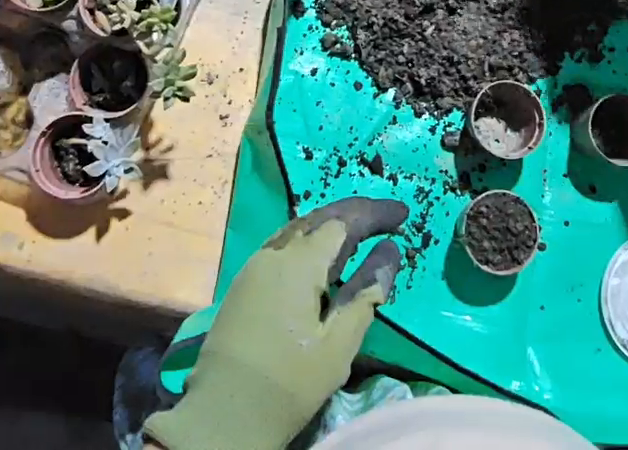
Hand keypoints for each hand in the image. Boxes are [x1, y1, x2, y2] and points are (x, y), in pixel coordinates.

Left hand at [144, 198, 408, 449]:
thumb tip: (390, 251)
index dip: (375, 214)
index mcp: (299, 263)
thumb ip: (366, 294)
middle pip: (320, 218)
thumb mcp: (338, 345)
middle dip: (355, 212)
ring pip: (299, 228)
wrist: (222, 414)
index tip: (404, 212)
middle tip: (388, 215)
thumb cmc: (288, 382)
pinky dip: (311, 238)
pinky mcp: (246, 282)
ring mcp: (255, 265)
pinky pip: (285, 243)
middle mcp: (274, 252)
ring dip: (332, 222)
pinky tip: (323, 252)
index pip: (344, 221)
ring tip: (361, 227)